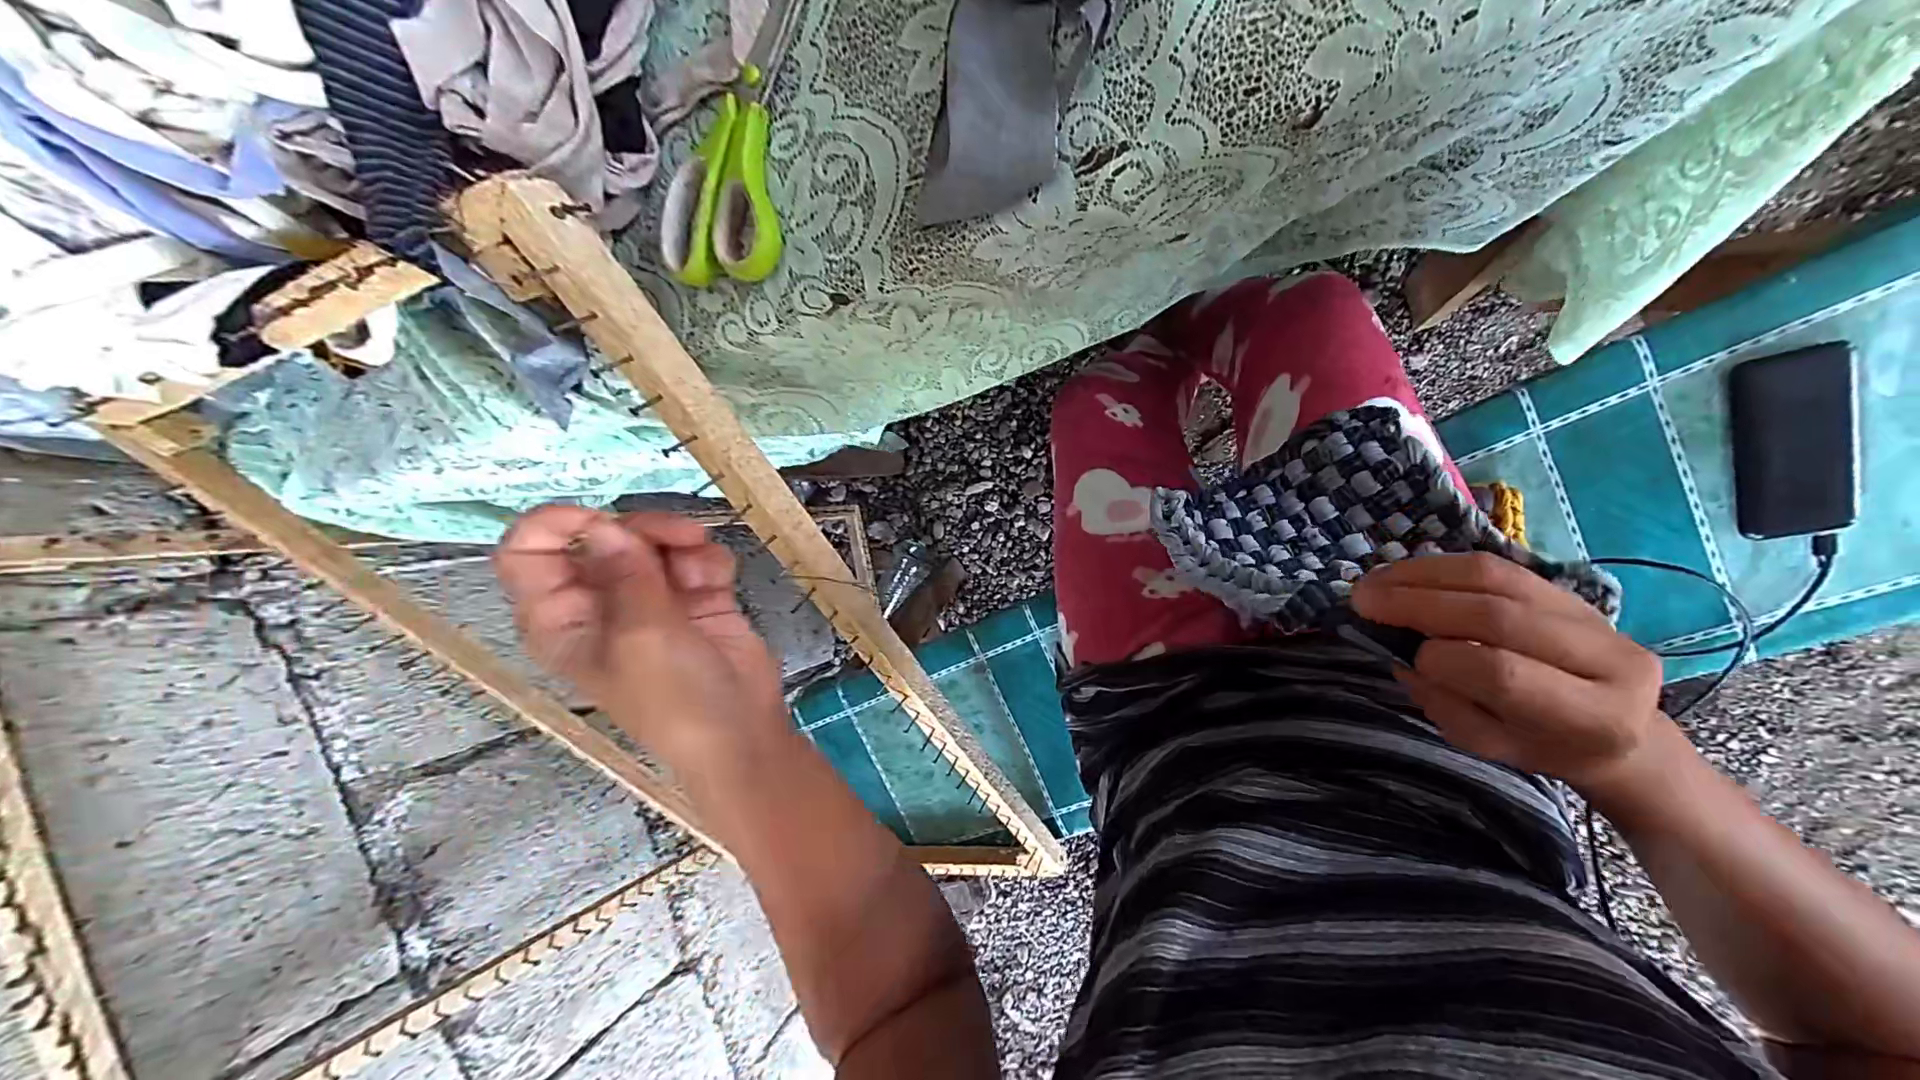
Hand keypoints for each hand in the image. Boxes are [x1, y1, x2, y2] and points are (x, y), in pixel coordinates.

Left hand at [494, 505, 784, 767]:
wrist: (742, 730)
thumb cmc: (675, 699)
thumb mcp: (641, 637)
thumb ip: (624, 575)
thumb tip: (602, 524)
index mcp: (561, 618)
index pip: (526, 554)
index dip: (554, 526)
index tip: (602, 519)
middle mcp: (600, 603)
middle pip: (602, 537)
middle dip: (643, 530)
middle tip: (680, 537)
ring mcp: (650, 598)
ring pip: (653, 539)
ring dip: (683, 545)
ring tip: (705, 571)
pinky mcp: (694, 597)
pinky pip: (694, 556)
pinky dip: (709, 562)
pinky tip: (719, 585)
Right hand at [1351, 552, 1674, 795]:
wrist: (1619, 731)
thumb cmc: (1541, 746)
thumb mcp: (1487, 743)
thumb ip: (1444, 702)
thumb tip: (1399, 651)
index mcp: (1590, 715)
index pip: (1503, 673)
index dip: (1441, 659)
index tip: (1405, 658)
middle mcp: (1605, 658)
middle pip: (1497, 616)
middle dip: (1417, 603)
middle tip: (1361, 599)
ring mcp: (1590, 616)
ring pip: (1495, 579)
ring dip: (1421, 575)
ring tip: (1373, 581)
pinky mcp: (1566, 590)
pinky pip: (1495, 567)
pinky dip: (1438, 567)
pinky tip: (1402, 573)